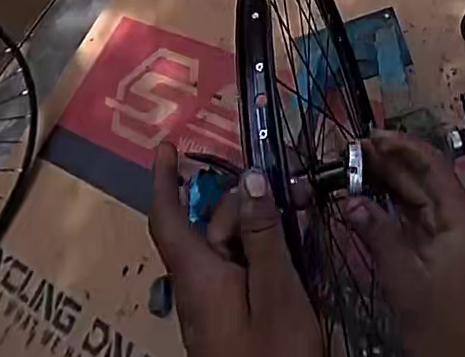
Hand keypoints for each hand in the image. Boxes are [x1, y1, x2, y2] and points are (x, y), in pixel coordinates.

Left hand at [147, 144, 322, 356]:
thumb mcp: (276, 291)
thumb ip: (263, 233)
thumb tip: (251, 177)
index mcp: (196, 272)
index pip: (166, 215)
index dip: (164, 178)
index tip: (167, 146)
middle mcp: (199, 283)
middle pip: (212, 225)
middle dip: (246, 202)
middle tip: (290, 186)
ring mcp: (215, 303)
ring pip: (231, 247)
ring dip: (262, 227)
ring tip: (300, 213)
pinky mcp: (231, 319)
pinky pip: (241, 272)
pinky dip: (263, 255)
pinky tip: (293, 250)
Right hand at [343, 131, 464, 356]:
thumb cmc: (441, 324)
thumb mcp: (404, 276)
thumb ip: (376, 231)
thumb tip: (349, 198)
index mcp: (460, 217)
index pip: (431, 164)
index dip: (400, 144)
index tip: (368, 136)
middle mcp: (454, 219)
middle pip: (417, 177)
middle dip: (383, 161)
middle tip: (346, 150)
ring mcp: (444, 236)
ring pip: (409, 195)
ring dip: (381, 180)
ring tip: (348, 166)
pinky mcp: (432, 251)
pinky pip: (406, 215)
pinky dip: (383, 203)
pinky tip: (360, 195)